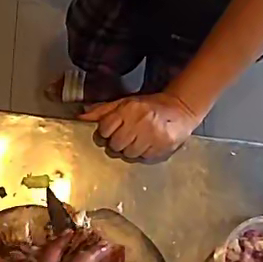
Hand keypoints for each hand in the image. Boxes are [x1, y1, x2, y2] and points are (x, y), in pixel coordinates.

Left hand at [81, 92, 202, 160]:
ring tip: (138, 139)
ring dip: (130, 149)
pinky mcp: (162, 148)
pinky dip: (143, 153)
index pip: (105, 128)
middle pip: (115, 144)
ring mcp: (153, 136)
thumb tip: (82, 117)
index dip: (106, 131)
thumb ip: (103, 111)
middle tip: (126, 135)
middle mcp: (141, 122)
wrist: (180, 110)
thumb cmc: (149, 107)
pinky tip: (148, 143)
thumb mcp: (125, 103)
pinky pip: (142, 158)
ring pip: (128, 154)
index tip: (112, 130)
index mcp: (129, 108)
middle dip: (117, 142)